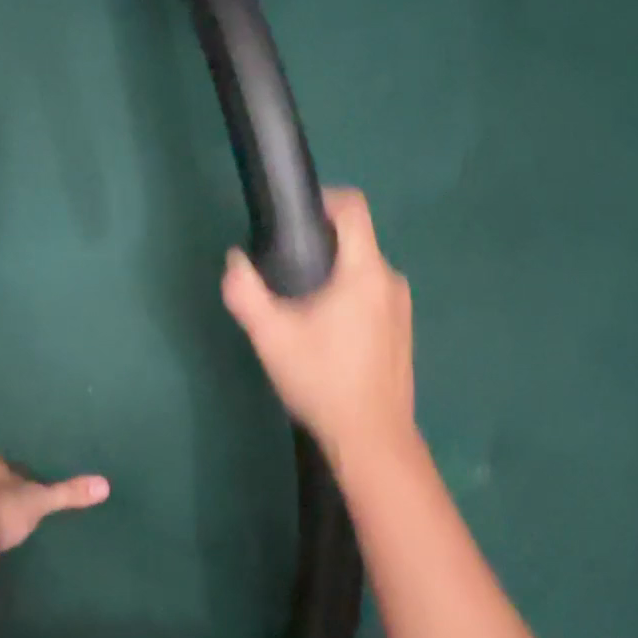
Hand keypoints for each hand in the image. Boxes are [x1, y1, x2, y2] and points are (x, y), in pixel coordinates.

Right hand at [221, 188, 415, 455]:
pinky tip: (326, 336)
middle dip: (319, 246)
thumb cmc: (322, 381)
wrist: (372, 438)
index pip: (354, 207)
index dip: (323, 199)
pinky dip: (348, 300)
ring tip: (300, 309)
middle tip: (282, 273)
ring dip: (333, 276)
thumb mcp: (271, 337)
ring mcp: (402, 308)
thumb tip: (234, 261)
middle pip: (355, 240)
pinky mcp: (402, 332)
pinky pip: (372, 297)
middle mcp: (391, 280)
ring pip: (363, 271)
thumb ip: (245, 293)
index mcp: (364, 271)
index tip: (292, 217)